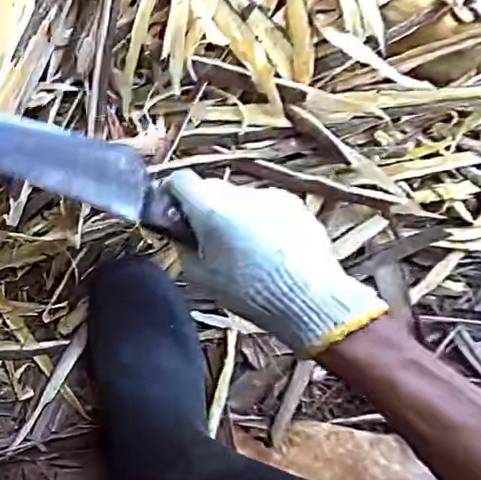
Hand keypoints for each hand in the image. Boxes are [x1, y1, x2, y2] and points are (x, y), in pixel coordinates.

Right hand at [164, 173, 386, 354]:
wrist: (310, 300)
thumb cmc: (248, 292)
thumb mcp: (197, 273)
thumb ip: (181, 242)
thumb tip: (177, 228)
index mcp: (210, 207)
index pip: (178, 179)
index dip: (170, 196)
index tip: (172, 217)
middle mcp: (240, 193)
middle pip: (209, 188)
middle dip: (201, 207)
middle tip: (204, 239)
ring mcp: (271, 196)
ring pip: (237, 197)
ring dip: (231, 214)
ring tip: (240, 249)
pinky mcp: (296, 205)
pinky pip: (264, 205)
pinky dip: (257, 220)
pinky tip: (266, 249)